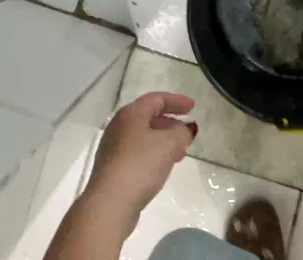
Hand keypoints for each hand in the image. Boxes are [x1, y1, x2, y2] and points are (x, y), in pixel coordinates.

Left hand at [82, 92, 199, 220]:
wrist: (109, 204)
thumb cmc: (140, 165)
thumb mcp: (169, 144)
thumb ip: (182, 132)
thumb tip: (184, 130)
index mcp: (131, 114)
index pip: (157, 99)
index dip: (177, 101)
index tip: (193, 107)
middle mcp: (119, 126)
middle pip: (149, 117)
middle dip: (170, 123)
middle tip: (186, 133)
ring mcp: (113, 148)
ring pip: (143, 137)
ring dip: (163, 141)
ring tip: (179, 154)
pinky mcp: (112, 168)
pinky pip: (137, 153)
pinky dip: (152, 154)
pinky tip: (161, 168)